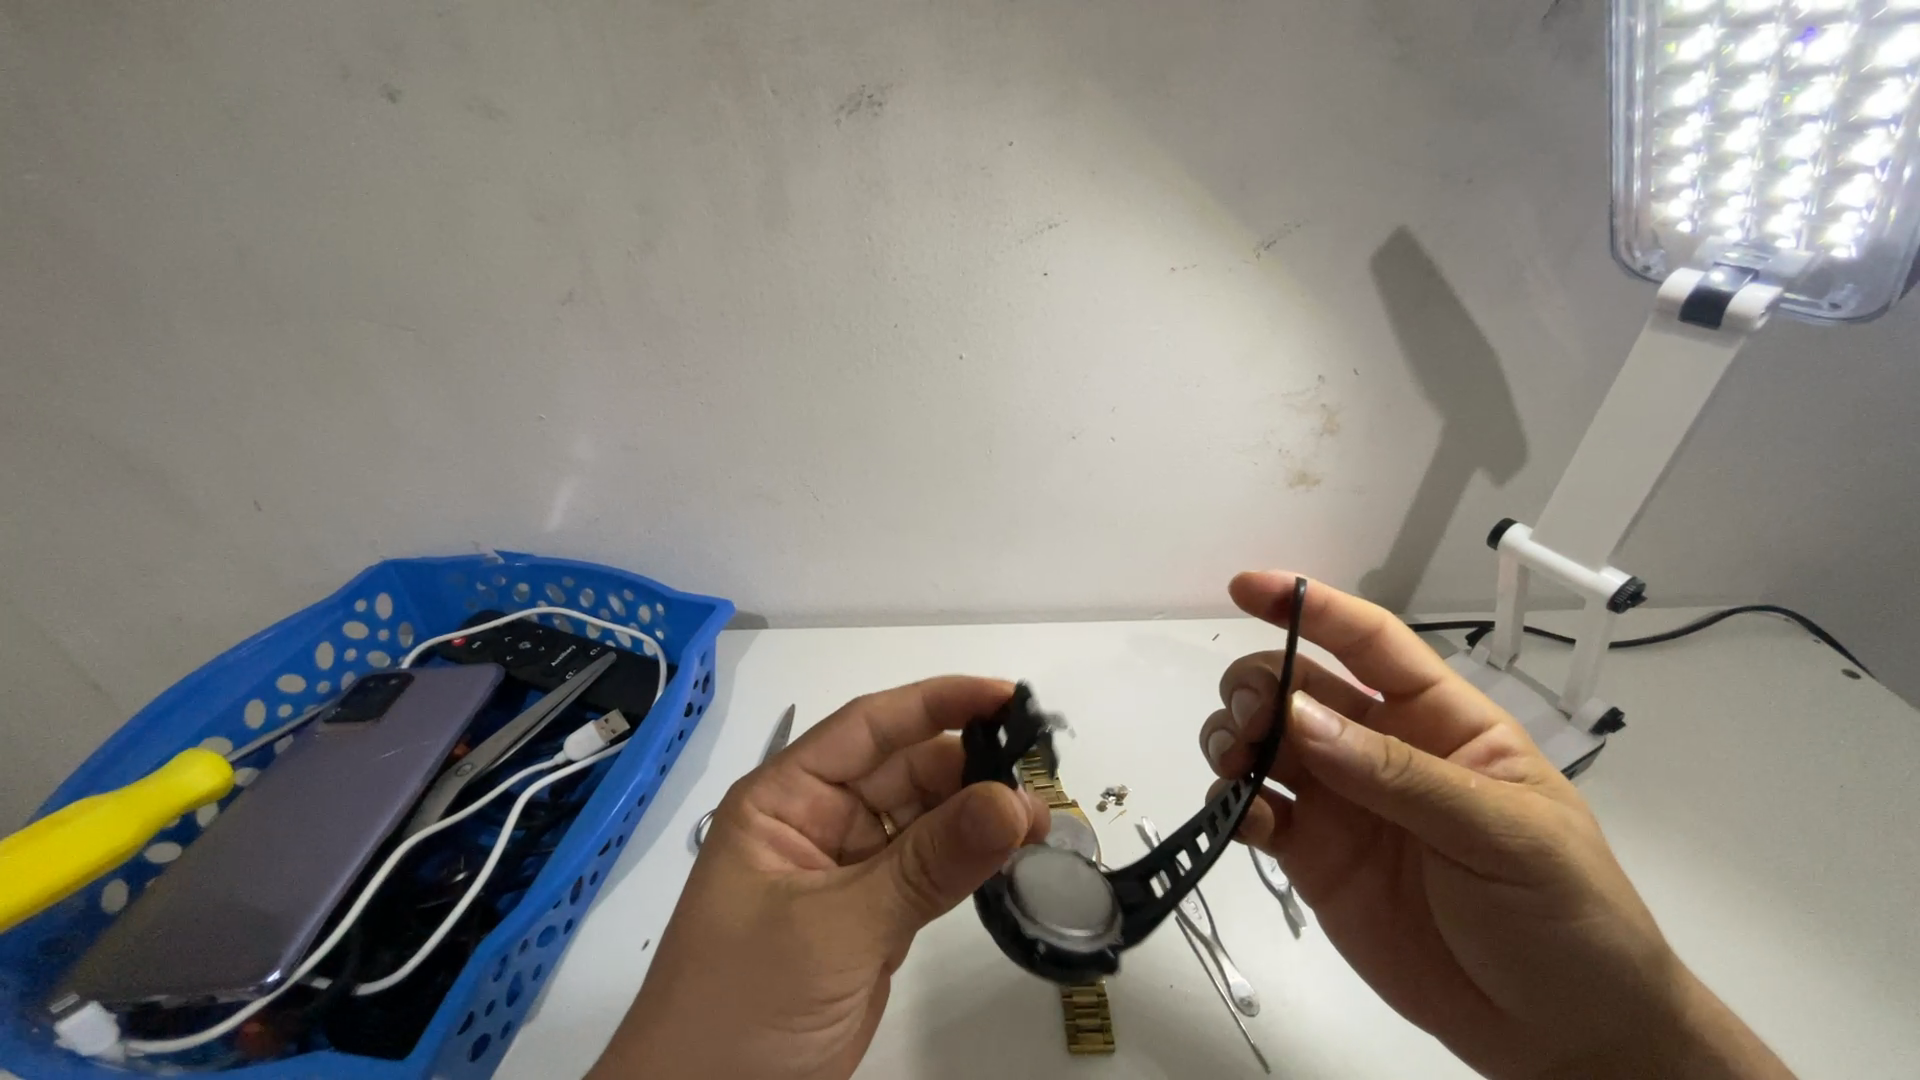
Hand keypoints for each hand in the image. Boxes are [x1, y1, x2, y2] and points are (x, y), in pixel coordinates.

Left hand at [590, 678, 1047, 1079]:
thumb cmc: (745, 1006)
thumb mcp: (837, 927)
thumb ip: (928, 863)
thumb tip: (1015, 802)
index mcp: (787, 797)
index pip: (869, 727)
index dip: (938, 702)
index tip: (1007, 696)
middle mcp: (818, 820)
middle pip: (904, 769)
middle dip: (970, 767)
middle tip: (1042, 777)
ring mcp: (848, 869)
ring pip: (923, 819)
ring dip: (978, 815)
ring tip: (1042, 821)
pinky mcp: (872, 916)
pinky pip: (929, 869)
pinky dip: (970, 860)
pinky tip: (1012, 854)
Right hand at [1201, 572, 1794, 1079]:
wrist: (1560, 1036)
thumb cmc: (1565, 917)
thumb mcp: (1504, 835)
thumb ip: (1399, 774)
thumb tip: (1298, 717)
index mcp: (1437, 721)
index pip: (1368, 642)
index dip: (1309, 606)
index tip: (1245, 586)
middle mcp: (1375, 747)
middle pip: (1294, 684)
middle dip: (1258, 686)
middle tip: (1251, 720)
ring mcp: (1338, 800)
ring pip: (1259, 739)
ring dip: (1232, 736)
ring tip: (1234, 763)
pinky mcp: (1310, 852)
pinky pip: (1252, 808)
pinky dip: (1232, 803)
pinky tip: (1244, 820)